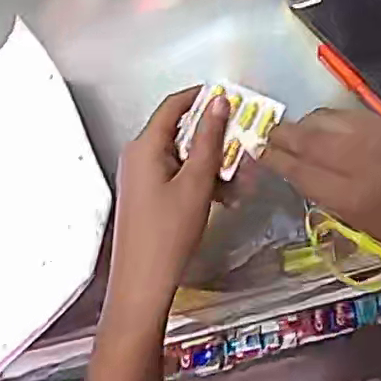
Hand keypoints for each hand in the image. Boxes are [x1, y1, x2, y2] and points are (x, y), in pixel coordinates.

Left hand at [108, 88, 229, 323]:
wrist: (142, 284)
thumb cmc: (169, 232)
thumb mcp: (197, 182)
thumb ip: (209, 139)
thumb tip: (219, 102)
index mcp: (145, 146)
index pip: (173, 105)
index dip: (201, 96)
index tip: (229, 96)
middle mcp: (138, 155)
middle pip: (179, 130)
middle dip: (212, 134)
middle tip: (241, 139)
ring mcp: (141, 176)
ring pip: (181, 155)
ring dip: (210, 161)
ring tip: (238, 175)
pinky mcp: (148, 195)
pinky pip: (177, 174)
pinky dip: (199, 178)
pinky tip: (223, 195)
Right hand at [261, 109, 380, 262]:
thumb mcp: (362, 225)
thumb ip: (328, 195)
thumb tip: (300, 170)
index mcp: (351, 195)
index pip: (299, 169)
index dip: (275, 159)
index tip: (258, 152)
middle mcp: (360, 159)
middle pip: (307, 136)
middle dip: (282, 134)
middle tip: (266, 135)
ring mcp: (377, 135)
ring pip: (325, 118)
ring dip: (303, 123)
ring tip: (293, 131)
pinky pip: (347, 114)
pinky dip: (328, 119)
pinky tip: (324, 127)